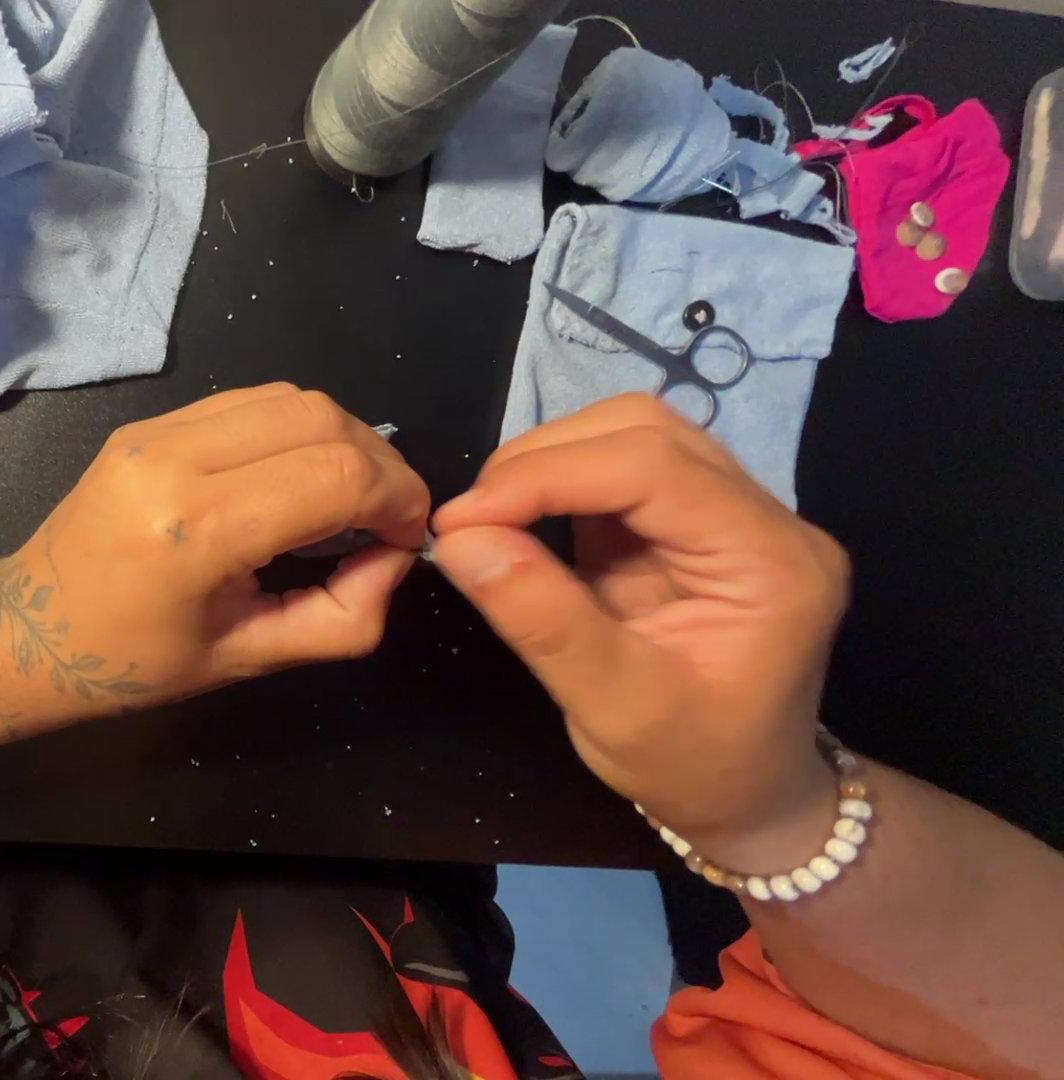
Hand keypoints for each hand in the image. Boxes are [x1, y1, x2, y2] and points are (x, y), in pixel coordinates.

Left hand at [15, 384, 432, 705]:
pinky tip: (288, 476)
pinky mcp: (145, 423)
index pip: (337, 476)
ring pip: (288, 397)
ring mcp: (153, 431)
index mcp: (196, 529)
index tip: (402, 536)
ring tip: (340, 497)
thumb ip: (342, 617)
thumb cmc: (133, 661)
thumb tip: (393, 554)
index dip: (396, 500)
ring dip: (339, 439)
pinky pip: (245, 402)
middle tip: (380, 517)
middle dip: (378, 463)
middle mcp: (173, 458)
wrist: (32, 628)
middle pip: (321, 418)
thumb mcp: (248, 657)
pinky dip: (291, 430)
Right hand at [430, 395, 849, 868]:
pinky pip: (610, 468)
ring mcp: (720, 513)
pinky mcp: (677, 521)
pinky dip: (549, 481)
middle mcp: (757, 518)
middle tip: (470, 519)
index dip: (545, 477)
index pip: (652, 468)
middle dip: (540, 459)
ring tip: (487, 516)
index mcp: (768, 561)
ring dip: (542, 462)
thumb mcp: (610, 704)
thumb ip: (539, 618)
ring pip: (626, 433)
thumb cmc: (688, 761)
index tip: (459, 521)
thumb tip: (457, 539)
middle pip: (643, 429)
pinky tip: (516, 517)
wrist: (740, 792)